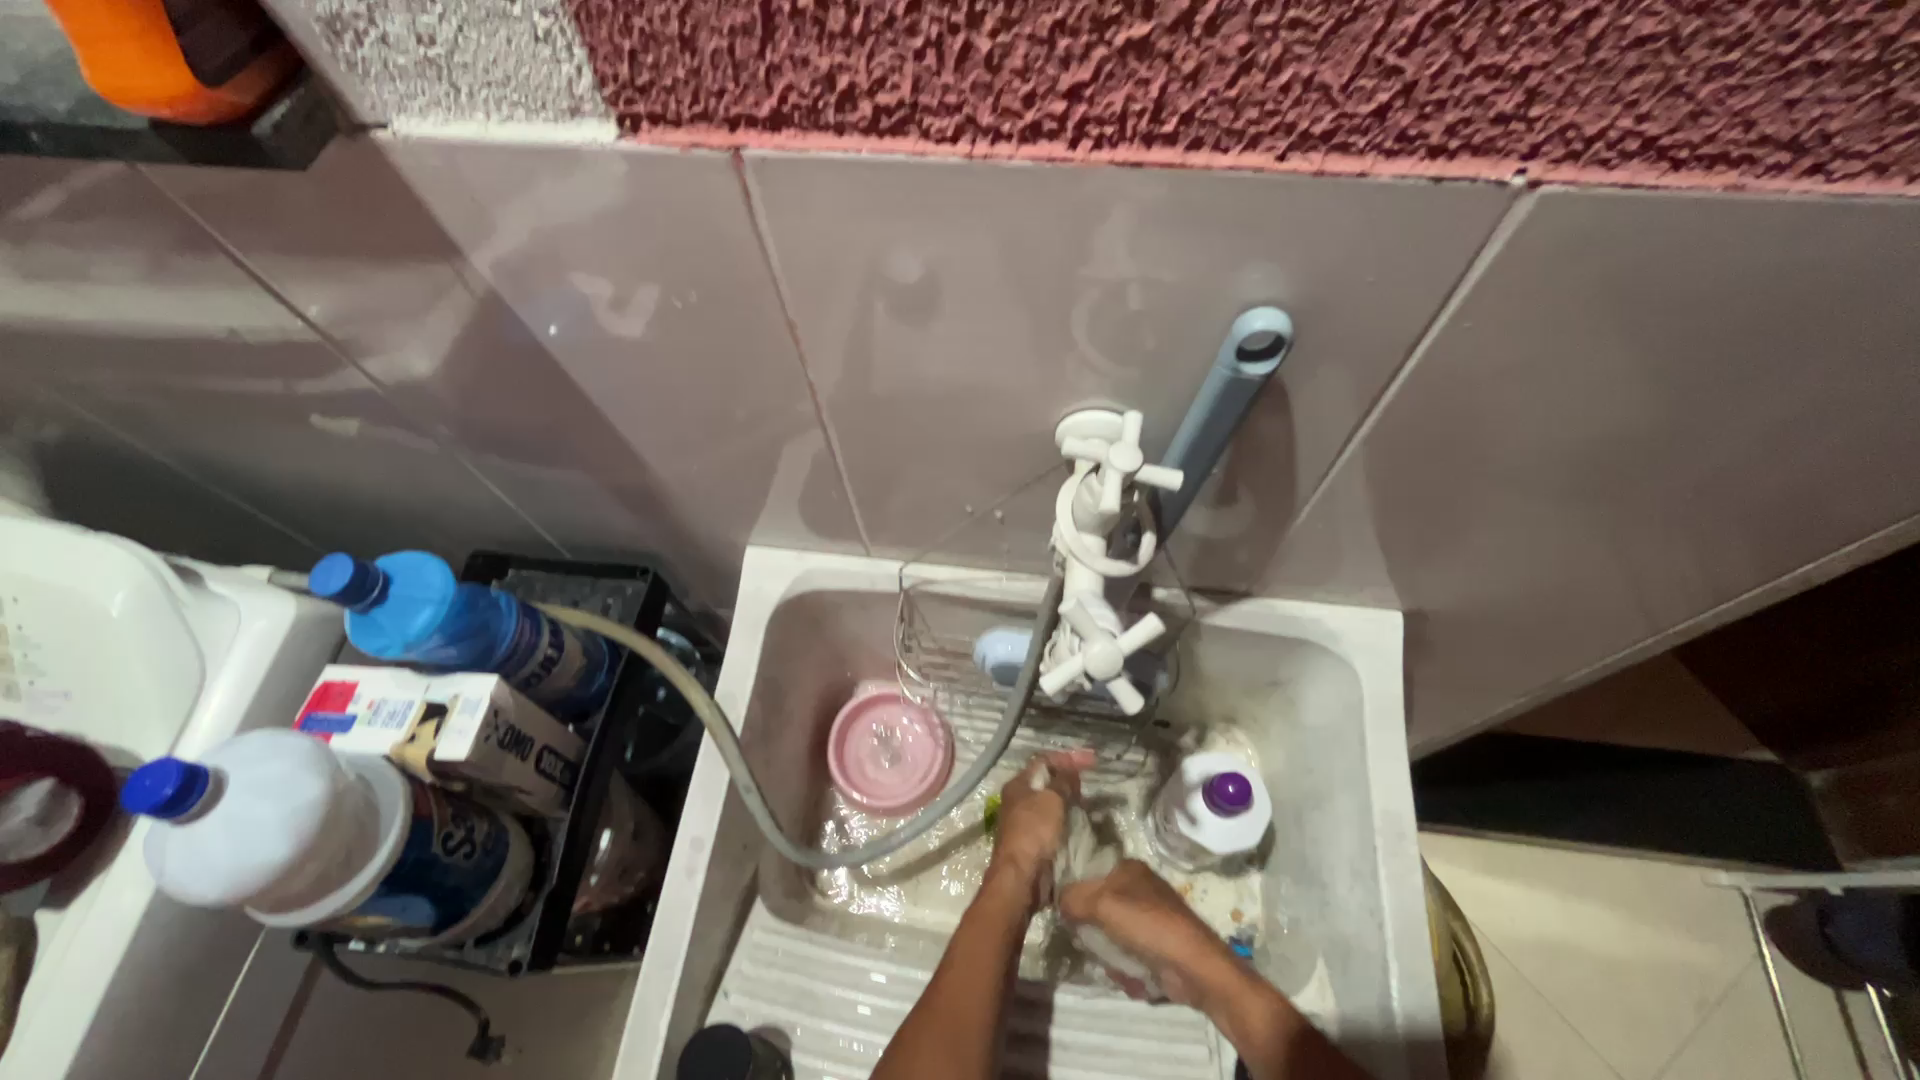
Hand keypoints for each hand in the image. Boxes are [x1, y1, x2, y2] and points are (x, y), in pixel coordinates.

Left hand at [986, 749, 1093, 909]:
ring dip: (1070, 801)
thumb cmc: (1034, 832)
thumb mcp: (1051, 800)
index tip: (1092, 761)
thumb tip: (1070, 771)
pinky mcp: (1035, 841)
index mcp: (1018, 784)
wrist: (1021, 877)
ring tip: (1089, 804)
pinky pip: (1055, 822)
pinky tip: (1082, 822)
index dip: (1068, 758)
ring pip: (1052, 803)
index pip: (1044, 761)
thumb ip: (1062, 782)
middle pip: (1048, 782)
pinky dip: (1068, 819)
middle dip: (1069, 780)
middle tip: (1089, 785)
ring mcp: (1026, 822)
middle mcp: (1019, 800)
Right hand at [1059, 859, 1242, 1007]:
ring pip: (1111, 933)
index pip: (1088, 872)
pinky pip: (1127, 953)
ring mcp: (1149, 918)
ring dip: (1108, 953)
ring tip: (1112, 963)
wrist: (1193, 965)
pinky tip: (1129, 975)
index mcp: (1127, 867)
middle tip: (1085, 941)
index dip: (1073, 891)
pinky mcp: (1156, 944)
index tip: (1063, 912)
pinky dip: (1125, 966)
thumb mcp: (1101, 903)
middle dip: (1091, 928)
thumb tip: (1058, 902)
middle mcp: (1138, 888)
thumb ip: (1072, 898)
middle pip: (1098, 906)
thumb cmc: (1146, 924)